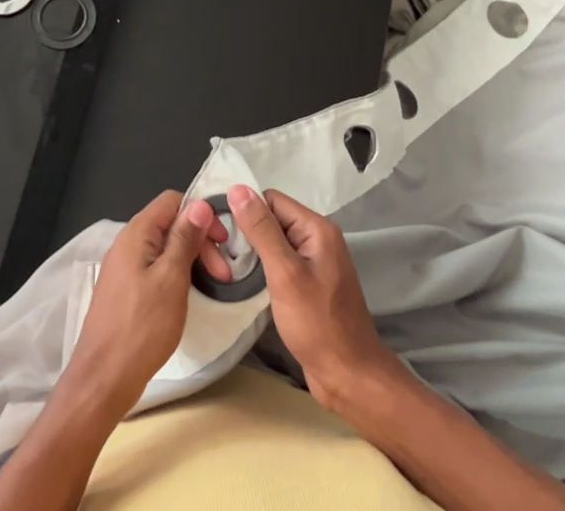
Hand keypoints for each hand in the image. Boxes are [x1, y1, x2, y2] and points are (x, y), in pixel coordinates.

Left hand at [62, 190, 226, 411]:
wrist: (105, 375)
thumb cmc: (142, 325)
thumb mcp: (171, 278)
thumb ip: (184, 239)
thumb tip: (198, 204)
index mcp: (136, 234)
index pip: (171, 201)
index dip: (200, 212)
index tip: (223, 239)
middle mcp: (127, 244)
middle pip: (169, 224)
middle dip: (200, 240)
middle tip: (224, 272)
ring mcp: (124, 267)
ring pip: (165, 248)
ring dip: (192, 259)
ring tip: (214, 284)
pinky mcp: (127, 289)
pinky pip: (156, 268)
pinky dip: (178, 274)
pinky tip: (192, 292)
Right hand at [228, 184, 401, 408]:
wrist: (347, 374)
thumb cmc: (317, 323)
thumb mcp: (285, 273)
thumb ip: (261, 230)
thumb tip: (237, 189)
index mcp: (317, 229)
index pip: (271, 200)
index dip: (244, 210)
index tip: (218, 231)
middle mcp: (317, 239)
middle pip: (271, 219)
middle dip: (244, 232)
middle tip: (218, 253)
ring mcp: (313, 263)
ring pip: (271, 243)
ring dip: (250, 252)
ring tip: (225, 267)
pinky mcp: (307, 284)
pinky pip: (278, 263)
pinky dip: (260, 269)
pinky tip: (242, 282)